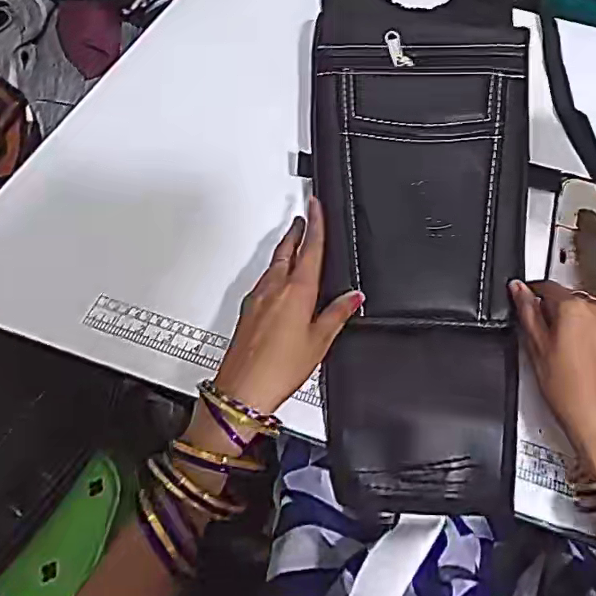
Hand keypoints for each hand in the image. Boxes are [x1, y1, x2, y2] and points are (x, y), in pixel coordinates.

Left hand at [213, 197, 362, 413]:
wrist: (242, 391)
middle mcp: (274, 288)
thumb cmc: (278, 369)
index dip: (316, 223)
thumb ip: (337, 314)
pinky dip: (276, 270)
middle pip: (288, 249)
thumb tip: (353, 297)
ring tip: (295, 243)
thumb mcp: (320, 341)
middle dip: (298, 231)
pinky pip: (265, 280)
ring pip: (275, 263)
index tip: (316, 205)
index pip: (310, 247)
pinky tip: (279, 281)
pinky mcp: (248, 310)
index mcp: (297, 290)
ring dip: (286, 249)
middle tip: (305, 217)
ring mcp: (258, 298)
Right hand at [510, 280, 595, 477]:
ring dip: (574, 325)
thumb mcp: (537, 348)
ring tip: (563, 354)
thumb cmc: (570, 392)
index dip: (532, 295)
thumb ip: (526, 312)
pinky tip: (581, 360)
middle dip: (554, 313)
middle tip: (543, 339)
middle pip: (567, 299)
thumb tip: (519, 289)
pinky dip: (591, 337)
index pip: (547, 287)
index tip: (526, 302)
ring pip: (585, 314)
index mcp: (573, 307)